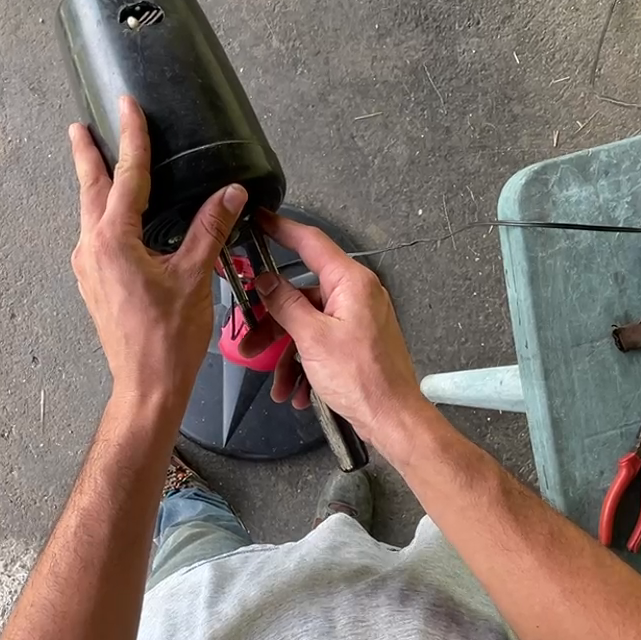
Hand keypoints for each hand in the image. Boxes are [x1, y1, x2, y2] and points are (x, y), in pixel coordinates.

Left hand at [68, 96, 245, 411]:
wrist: (147, 384)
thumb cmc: (169, 337)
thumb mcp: (193, 277)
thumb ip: (209, 230)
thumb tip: (231, 193)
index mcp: (114, 240)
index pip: (127, 176)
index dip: (132, 138)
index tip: (128, 105)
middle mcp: (91, 248)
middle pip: (90, 189)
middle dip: (89, 155)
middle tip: (82, 126)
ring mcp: (88, 268)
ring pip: (89, 214)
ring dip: (94, 186)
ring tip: (98, 165)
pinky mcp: (94, 285)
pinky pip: (95, 238)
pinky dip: (103, 216)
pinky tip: (117, 220)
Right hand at [244, 212, 430, 453]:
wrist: (391, 417)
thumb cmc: (364, 379)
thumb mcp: (312, 338)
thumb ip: (285, 304)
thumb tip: (266, 280)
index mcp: (351, 283)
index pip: (310, 242)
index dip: (281, 229)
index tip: (259, 221)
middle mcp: (356, 295)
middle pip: (301, 295)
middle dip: (272, 323)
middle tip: (249, 341)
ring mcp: (357, 320)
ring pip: (307, 325)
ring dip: (286, 355)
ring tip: (275, 383)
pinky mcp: (356, 342)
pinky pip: (321, 344)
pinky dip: (304, 365)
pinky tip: (295, 391)